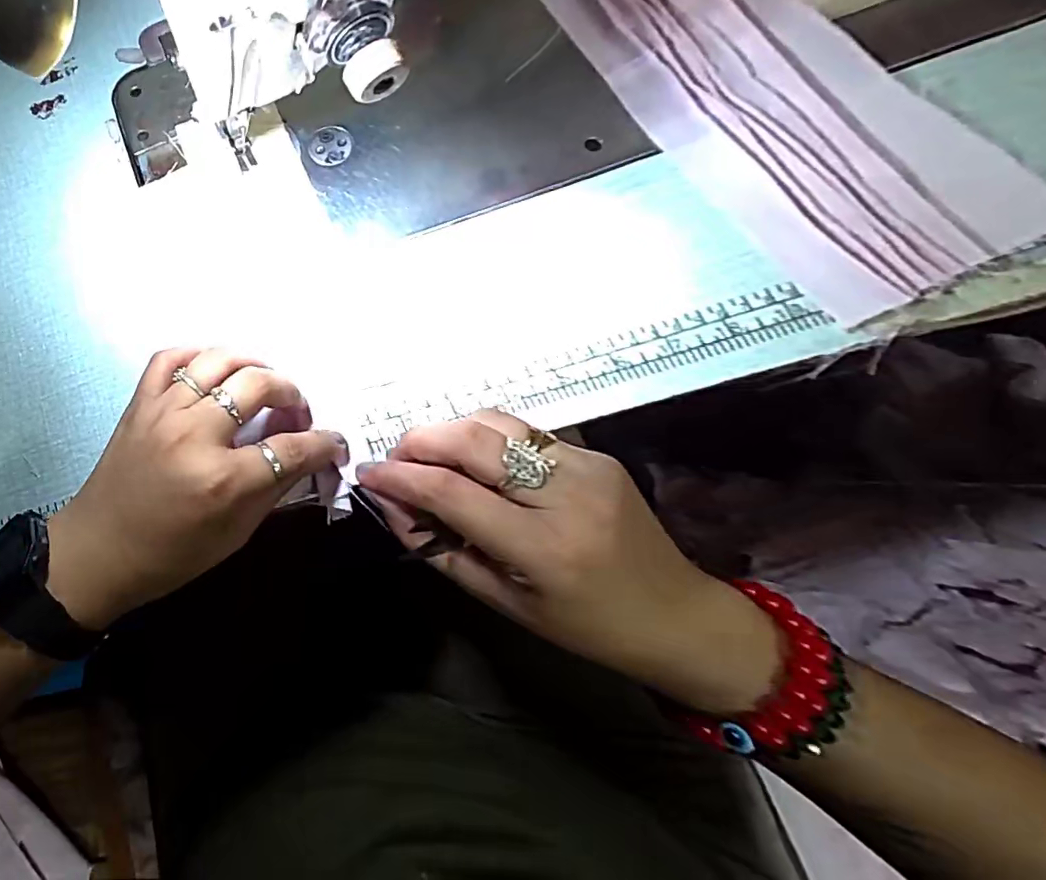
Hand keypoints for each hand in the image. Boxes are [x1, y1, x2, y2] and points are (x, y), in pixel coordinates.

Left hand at [43, 348, 346, 630]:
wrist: (99, 551)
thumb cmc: (171, 555)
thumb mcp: (235, 534)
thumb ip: (275, 489)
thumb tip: (307, 457)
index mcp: (222, 480)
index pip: (291, 447)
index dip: (324, 443)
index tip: (334, 443)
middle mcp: (194, 435)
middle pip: (259, 386)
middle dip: (293, 395)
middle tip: (297, 414)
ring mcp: (163, 412)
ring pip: (219, 361)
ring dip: (253, 366)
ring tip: (263, 383)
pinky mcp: (139, 403)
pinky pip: (170, 358)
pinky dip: (198, 356)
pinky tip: (214, 371)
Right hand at [357, 409, 783, 714]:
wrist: (678, 615)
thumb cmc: (585, 626)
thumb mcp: (504, 601)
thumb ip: (439, 548)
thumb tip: (389, 504)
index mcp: (544, 548)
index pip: (452, 493)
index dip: (400, 478)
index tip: (367, 474)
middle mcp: (567, 494)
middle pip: (473, 439)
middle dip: (420, 441)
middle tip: (394, 460)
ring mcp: (586, 464)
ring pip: (495, 421)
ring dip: (449, 431)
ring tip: (427, 456)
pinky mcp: (595, 452)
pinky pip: (522, 431)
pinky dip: (483, 437)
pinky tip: (472, 460)